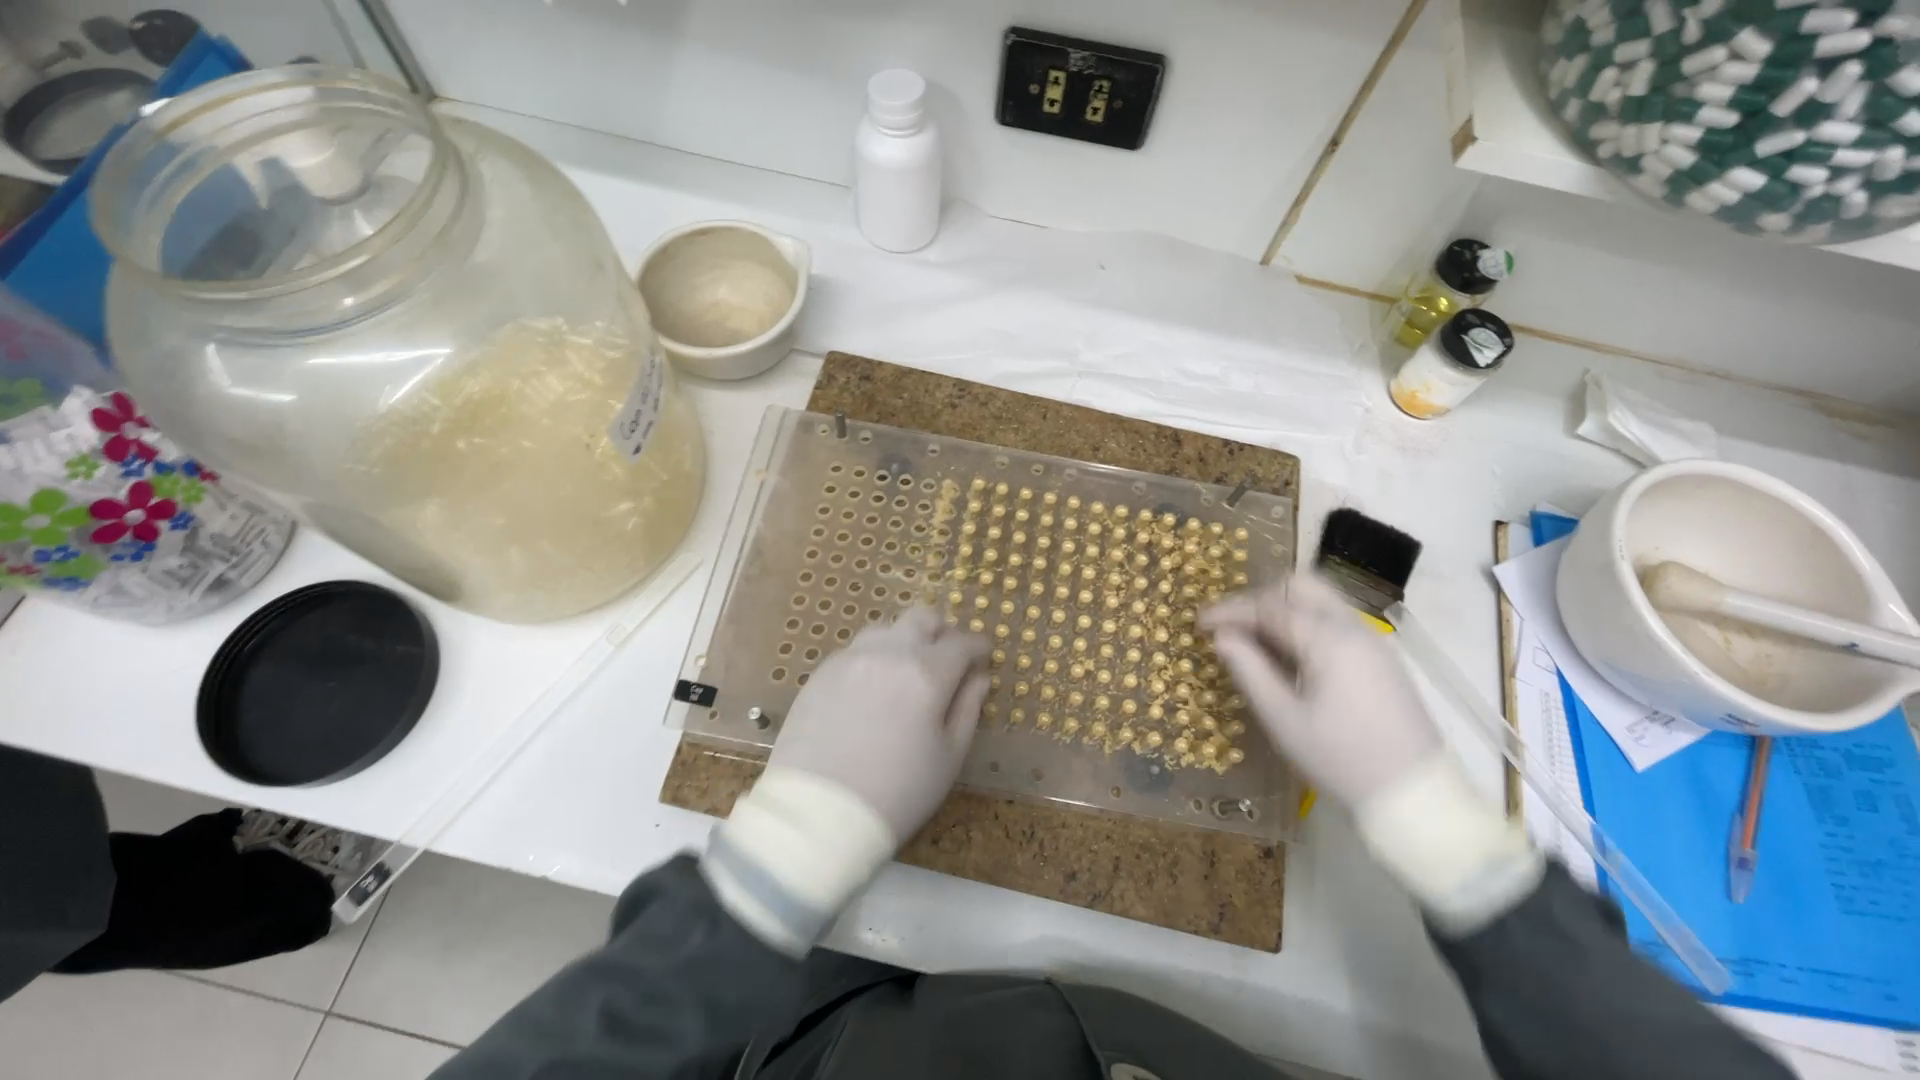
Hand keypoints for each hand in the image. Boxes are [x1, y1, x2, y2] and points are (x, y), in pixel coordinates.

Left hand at [770, 606, 989, 842]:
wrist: (817, 814)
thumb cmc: (897, 793)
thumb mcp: (948, 758)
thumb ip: (967, 709)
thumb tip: (978, 678)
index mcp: (926, 674)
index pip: (961, 643)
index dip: (977, 648)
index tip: (982, 658)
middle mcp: (888, 654)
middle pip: (921, 618)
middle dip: (941, 632)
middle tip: (947, 658)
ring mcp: (849, 659)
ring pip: (885, 629)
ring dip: (904, 641)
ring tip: (907, 673)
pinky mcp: (820, 674)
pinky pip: (856, 651)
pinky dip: (874, 659)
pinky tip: (874, 690)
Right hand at [1200, 572, 1441, 810]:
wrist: (1414, 792)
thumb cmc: (1340, 758)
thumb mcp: (1283, 719)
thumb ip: (1249, 670)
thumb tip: (1222, 637)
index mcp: (1328, 639)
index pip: (1269, 607)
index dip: (1230, 610)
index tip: (1198, 623)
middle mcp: (1353, 628)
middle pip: (1300, 586)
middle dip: (1259, 598)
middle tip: (1231, 626)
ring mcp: (1371, 641)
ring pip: (1320, 601)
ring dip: (1283, 609)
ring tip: (1253, 640)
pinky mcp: (1379, 658)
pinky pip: (1335, 622)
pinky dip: (1304, 624)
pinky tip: (1286, 655)